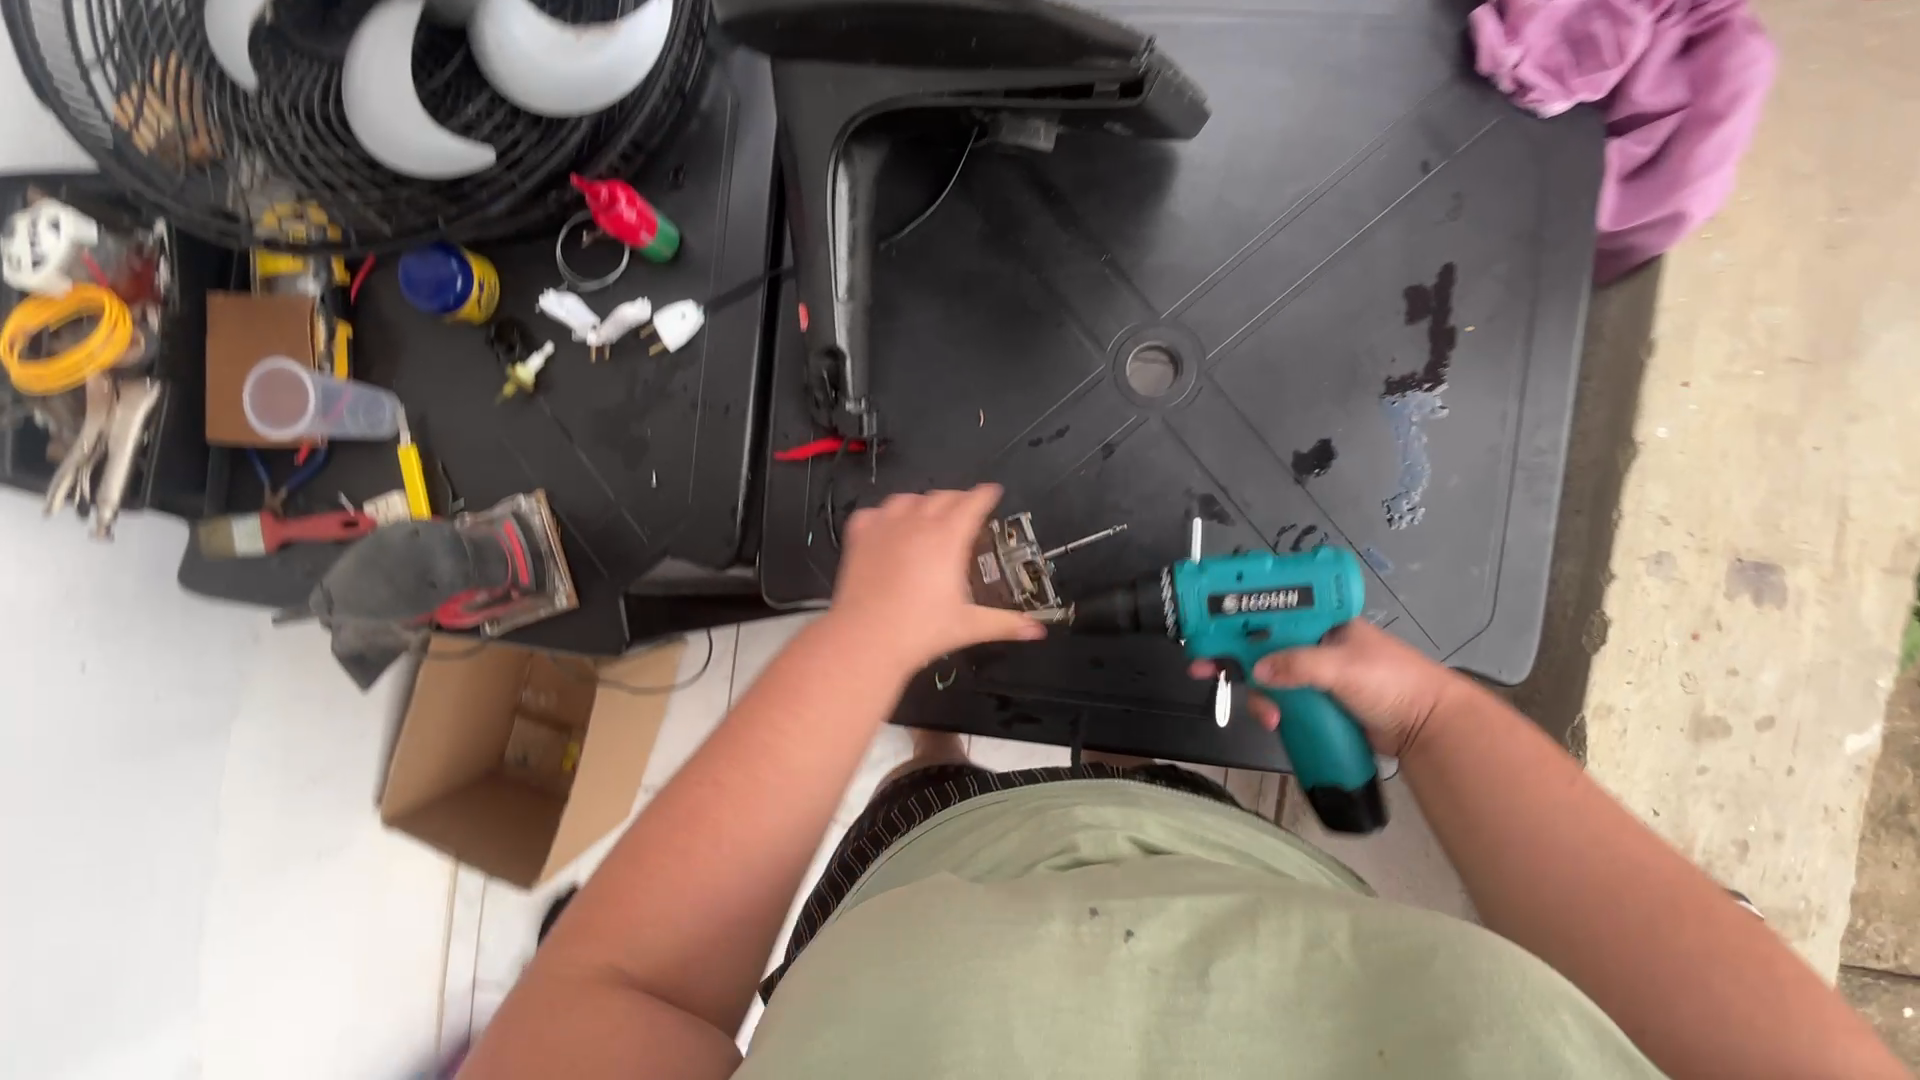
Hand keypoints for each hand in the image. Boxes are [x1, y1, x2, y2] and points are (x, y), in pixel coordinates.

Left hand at [825, 484, 1045, 673]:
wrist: (866, 639)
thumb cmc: (917, 631)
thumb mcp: (969, 626)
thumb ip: (1006, 623)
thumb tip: (1034, 629)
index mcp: (947, 539)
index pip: (973, 502)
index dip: (986, 494)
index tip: (992, 492)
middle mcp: (916, 525)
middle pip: (943, 496)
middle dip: (958, 498)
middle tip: (966, 507)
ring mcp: (884, 529)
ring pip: (907, 498)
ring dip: (921, 502)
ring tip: (928, 513)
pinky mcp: (859, 540)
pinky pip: (871, 512)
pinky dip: (883, 514)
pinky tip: (888, 524)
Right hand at [1189, 618, 1461, 757]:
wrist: (1427, 729)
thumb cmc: (1393, 682)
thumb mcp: (1344, 668)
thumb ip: (1300, 665)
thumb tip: (1257, 671)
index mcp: (1322, 620)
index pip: (1272, 608)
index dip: (1238, 613)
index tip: (1208, 620)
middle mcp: (1311, 641)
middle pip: (1260, 642)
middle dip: (1231, 654)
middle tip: (1201, 665)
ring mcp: (1311, 673)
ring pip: (1265, 675)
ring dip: (1257, 693)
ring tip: (1266, 714)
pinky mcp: (1312, 701)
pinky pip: (1278, 700)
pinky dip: (1270, 709)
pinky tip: (1274, 721)